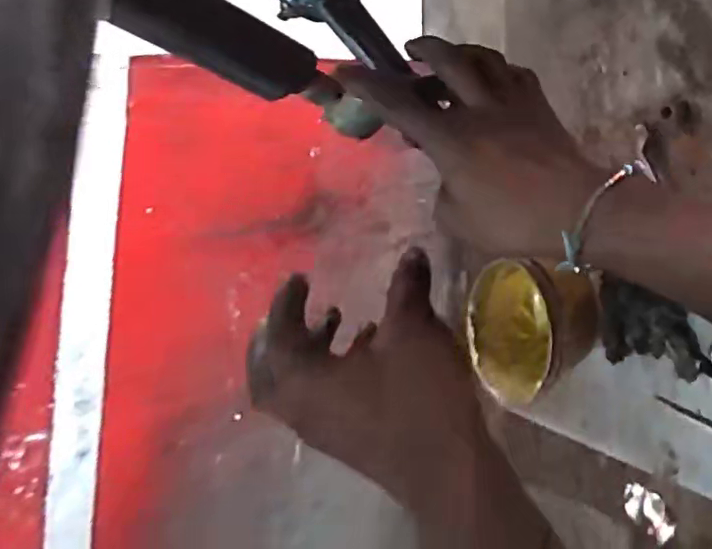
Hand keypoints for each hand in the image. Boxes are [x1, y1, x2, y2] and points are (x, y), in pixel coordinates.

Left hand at [247, 250, 487, 501]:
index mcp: (306, 383)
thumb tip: (410, 252)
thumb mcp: (414, 330)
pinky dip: (332, 365)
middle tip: (296, 305)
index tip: (298, 276)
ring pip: (297, 385)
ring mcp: (323, 426)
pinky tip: (371, 346)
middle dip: (280, 335)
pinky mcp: (347, 432)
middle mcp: (302, 409)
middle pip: (271, 373)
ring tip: (338, 316)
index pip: (280, 339)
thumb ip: (407, 289)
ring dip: (309, 349)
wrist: (441, 460)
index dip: (286, 305)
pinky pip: (320, 394)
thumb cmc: (418, 391)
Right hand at [337, 38, 604, 258]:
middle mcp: (480, 109)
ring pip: (486, 58)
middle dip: (425, 48)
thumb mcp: (457, 217)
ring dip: (463, 52)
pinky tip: (494, 81)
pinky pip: (515, 73)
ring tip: (452, 59)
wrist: (578, 206)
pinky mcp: (539, 103)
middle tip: (411, 50)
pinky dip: (498, 69)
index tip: (346, 71)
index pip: (399, 104)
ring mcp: (514, 101)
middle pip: (448, 60)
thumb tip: (449, 171)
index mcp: (451, 138)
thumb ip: (443, 187)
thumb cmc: (514, 220)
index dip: (368, 85)